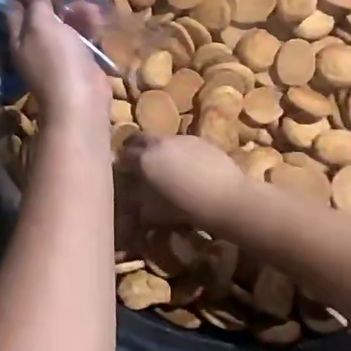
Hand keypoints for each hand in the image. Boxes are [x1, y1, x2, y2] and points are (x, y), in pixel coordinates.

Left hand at [8, 0, 108, 131]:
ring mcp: (58, 52)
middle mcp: (35, 42)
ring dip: (77, 10)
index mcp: (19, 35)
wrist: (80, 101)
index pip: (18, 2)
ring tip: (90, 12)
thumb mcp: (41, 26)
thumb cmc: (57, 60)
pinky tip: (98, 23)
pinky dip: (89, 26)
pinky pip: (82, 34)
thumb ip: (35, 3)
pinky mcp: (79, 59)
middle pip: (42, 10)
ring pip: (65, 21)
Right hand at [118, 134, 244, 215]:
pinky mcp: (199, 140)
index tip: (122, 174)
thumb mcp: (155, 211)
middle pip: (137, 139)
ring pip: (159, 139)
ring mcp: (180, 139)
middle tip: (136, 163)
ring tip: (163, 165)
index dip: (120, 164)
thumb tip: (131, 202)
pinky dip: (175, 150)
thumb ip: (139, 202)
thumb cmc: (188, 208)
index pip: (122, 155)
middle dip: (133, 149)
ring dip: (155, 148)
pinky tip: (185, 166)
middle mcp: (158, 143)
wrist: (230, 200)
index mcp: (143, 159)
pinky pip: (179, 142)